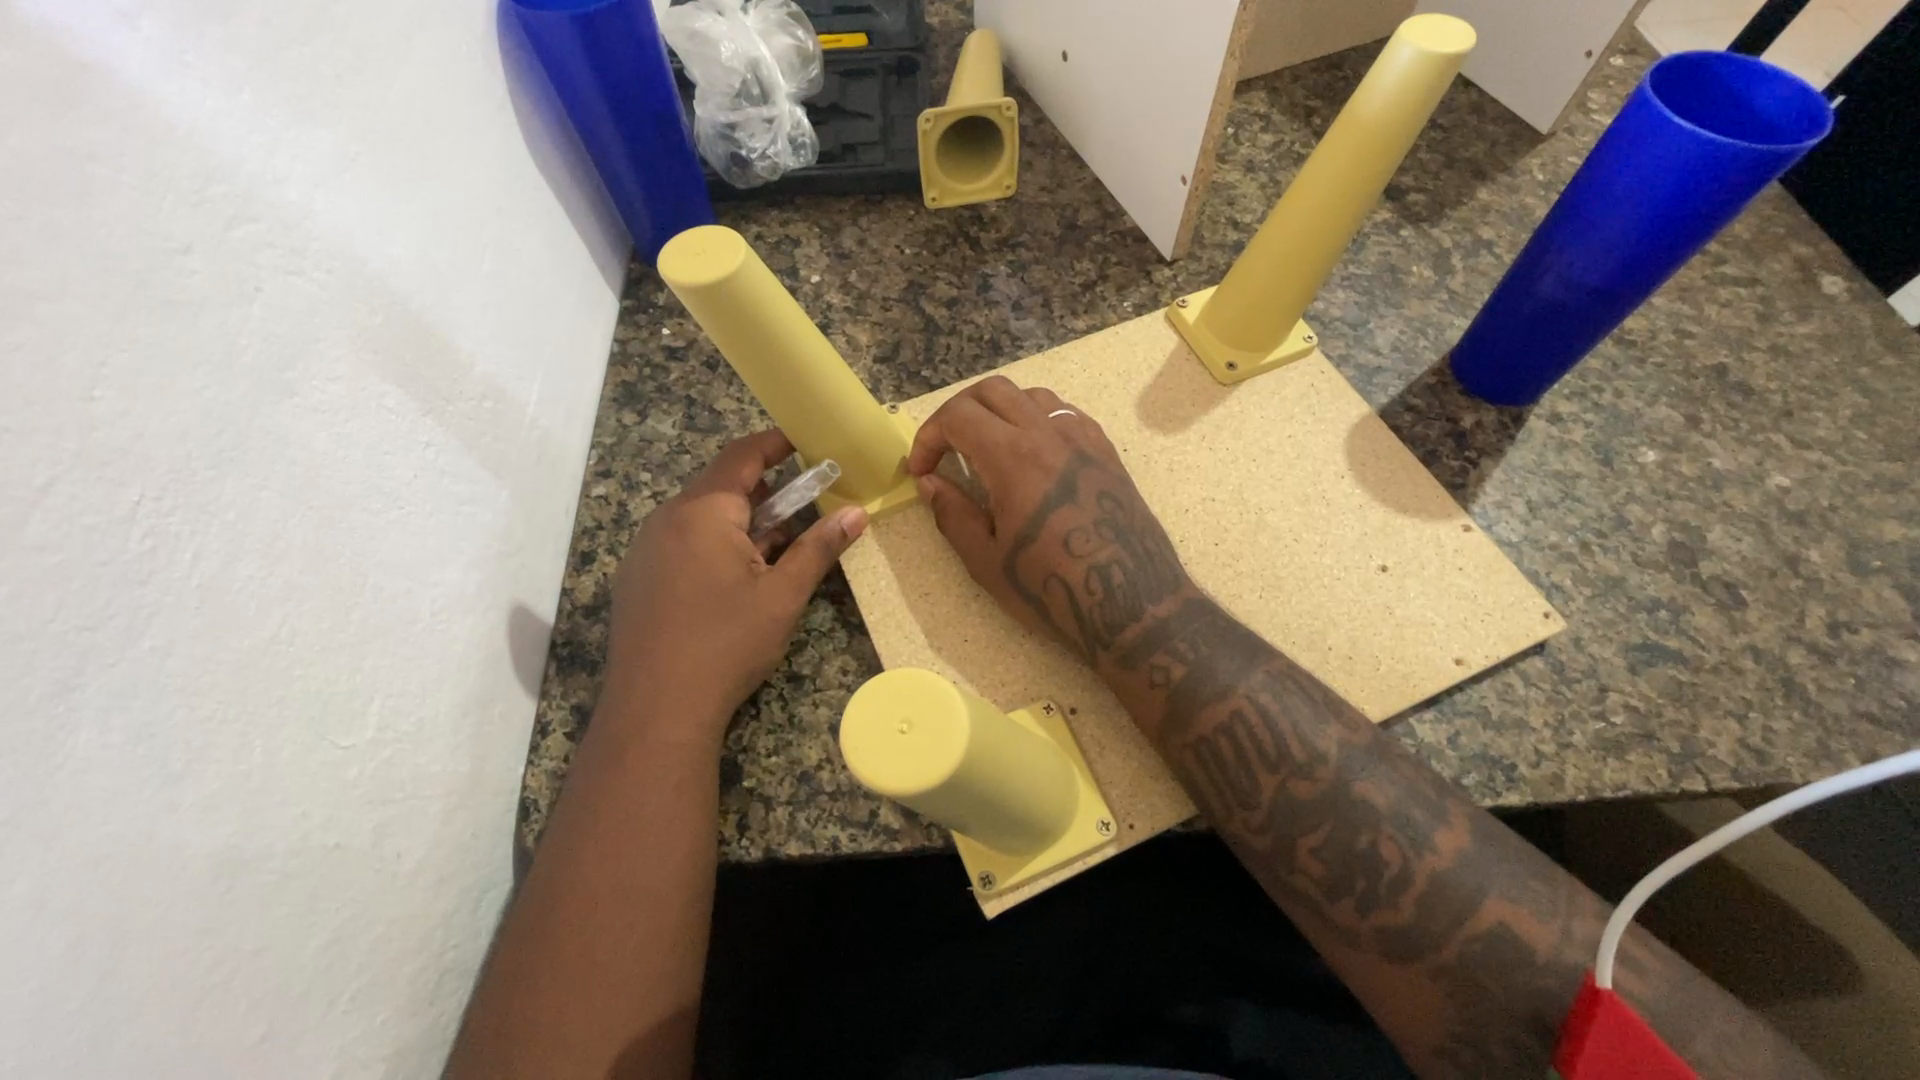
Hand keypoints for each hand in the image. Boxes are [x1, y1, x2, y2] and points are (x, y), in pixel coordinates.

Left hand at [602, 430, 867, 747]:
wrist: (656, 708)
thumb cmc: (726, 643)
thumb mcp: (783, 595)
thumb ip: (819, 548)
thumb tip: (856, 514)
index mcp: (703, 511)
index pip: (742, 455)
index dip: (776, 443)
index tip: (806, 442)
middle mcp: (666, 519)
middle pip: (721, 487)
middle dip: (765, 495)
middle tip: (802, 516)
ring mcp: (645, 550)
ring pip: (700, 518)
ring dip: (740, 525)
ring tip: (772, 558)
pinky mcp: (635, 580)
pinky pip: (680, 544)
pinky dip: (713, 547)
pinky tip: (731, 586)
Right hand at [906, 376, 1190, 667]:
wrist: (1131, 602)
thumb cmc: (1052, 589)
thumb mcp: (987, 561)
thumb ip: (952, 514)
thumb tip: (930, 484)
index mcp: (1014, 457)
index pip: (958, 416)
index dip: (928, 437)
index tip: (921, 471)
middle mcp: (1049, 433)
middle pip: (992, 391)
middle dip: (957, 413)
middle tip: (945, 450)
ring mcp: (1083, 437)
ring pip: (1030, 395)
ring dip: (998, 412)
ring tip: (986, 450)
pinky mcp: (1105, 451)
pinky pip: (1063, 413)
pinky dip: (1034, 420)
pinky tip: (1030, 456)